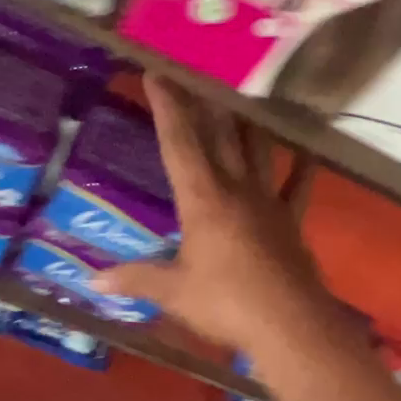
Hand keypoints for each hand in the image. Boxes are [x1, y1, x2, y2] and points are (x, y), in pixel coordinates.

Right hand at [92, 77, 343, 353]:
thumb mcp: (173, 293)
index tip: (156, 75)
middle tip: (192, 76)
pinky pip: (297, 186)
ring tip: (239, 101)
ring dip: (246, 124)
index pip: (179, 144)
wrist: (288, 324)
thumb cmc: (225, 304)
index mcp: (202, 200)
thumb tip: (93, 282)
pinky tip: (306, 152)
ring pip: (258, 150)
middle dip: (202, 105)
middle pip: (219, 136)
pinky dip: (301, 168)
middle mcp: (237, 190)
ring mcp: (268, 202)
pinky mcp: (291, 221)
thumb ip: (135, 280)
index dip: (167, 108)